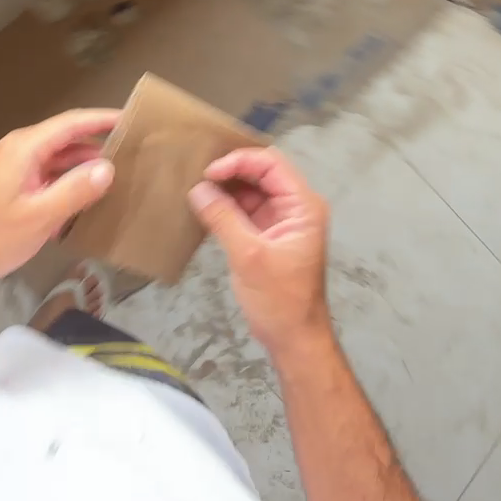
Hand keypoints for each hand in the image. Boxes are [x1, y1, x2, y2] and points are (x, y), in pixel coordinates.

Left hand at [0, 109, 119, 290]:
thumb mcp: (40, 217)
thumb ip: (75, 190)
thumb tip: (108, 167)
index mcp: (25, 147)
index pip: (72, 123)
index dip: (103, 119)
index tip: (134, 120)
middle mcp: (19, 149)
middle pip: (65, 138)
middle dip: (98, 143)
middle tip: (134, 152)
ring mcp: (12, 167)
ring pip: (56, 158)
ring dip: (83, 165)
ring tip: (119, 175)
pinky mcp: (8, 184)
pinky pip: (45, 174)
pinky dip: (66, 180)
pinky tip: (86, 197)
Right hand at [187, 147, 331, 356]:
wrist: (293, 339)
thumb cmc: (279, 299)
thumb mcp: (249, 256)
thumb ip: (223, 219)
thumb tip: (197, 189)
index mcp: (303, 206)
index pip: (271, 164)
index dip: (239, 161)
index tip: (209, 173)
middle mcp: (295, 206)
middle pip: (262, 171)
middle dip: (232, 170)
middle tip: (200, 177)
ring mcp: (281, 219)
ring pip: (252, 187)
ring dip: (227, 185)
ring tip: (198, 187)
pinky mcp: (267, 232)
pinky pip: (245, 207)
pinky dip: (226, 203)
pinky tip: (205, 204)